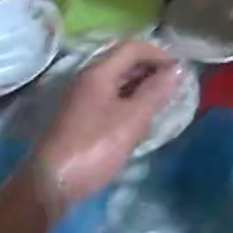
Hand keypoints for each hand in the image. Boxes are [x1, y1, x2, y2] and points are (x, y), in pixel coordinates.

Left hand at [31, 41, 181, 210]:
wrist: (51, 185)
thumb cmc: (94, 148)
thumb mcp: (132, 119)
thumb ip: (156, 92)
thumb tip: (179, 68)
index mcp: (99, 72)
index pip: (133, 47)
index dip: (160, 53)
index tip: (181, 71)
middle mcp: (88, 79)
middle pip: (125, 61)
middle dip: (153, 69)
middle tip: (176, 87)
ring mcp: (83, 98)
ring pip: (119, 81)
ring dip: (143, 87)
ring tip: (164, 103)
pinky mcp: (82, 117)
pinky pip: (112, 99)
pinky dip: (131, 102)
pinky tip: (142, 120)